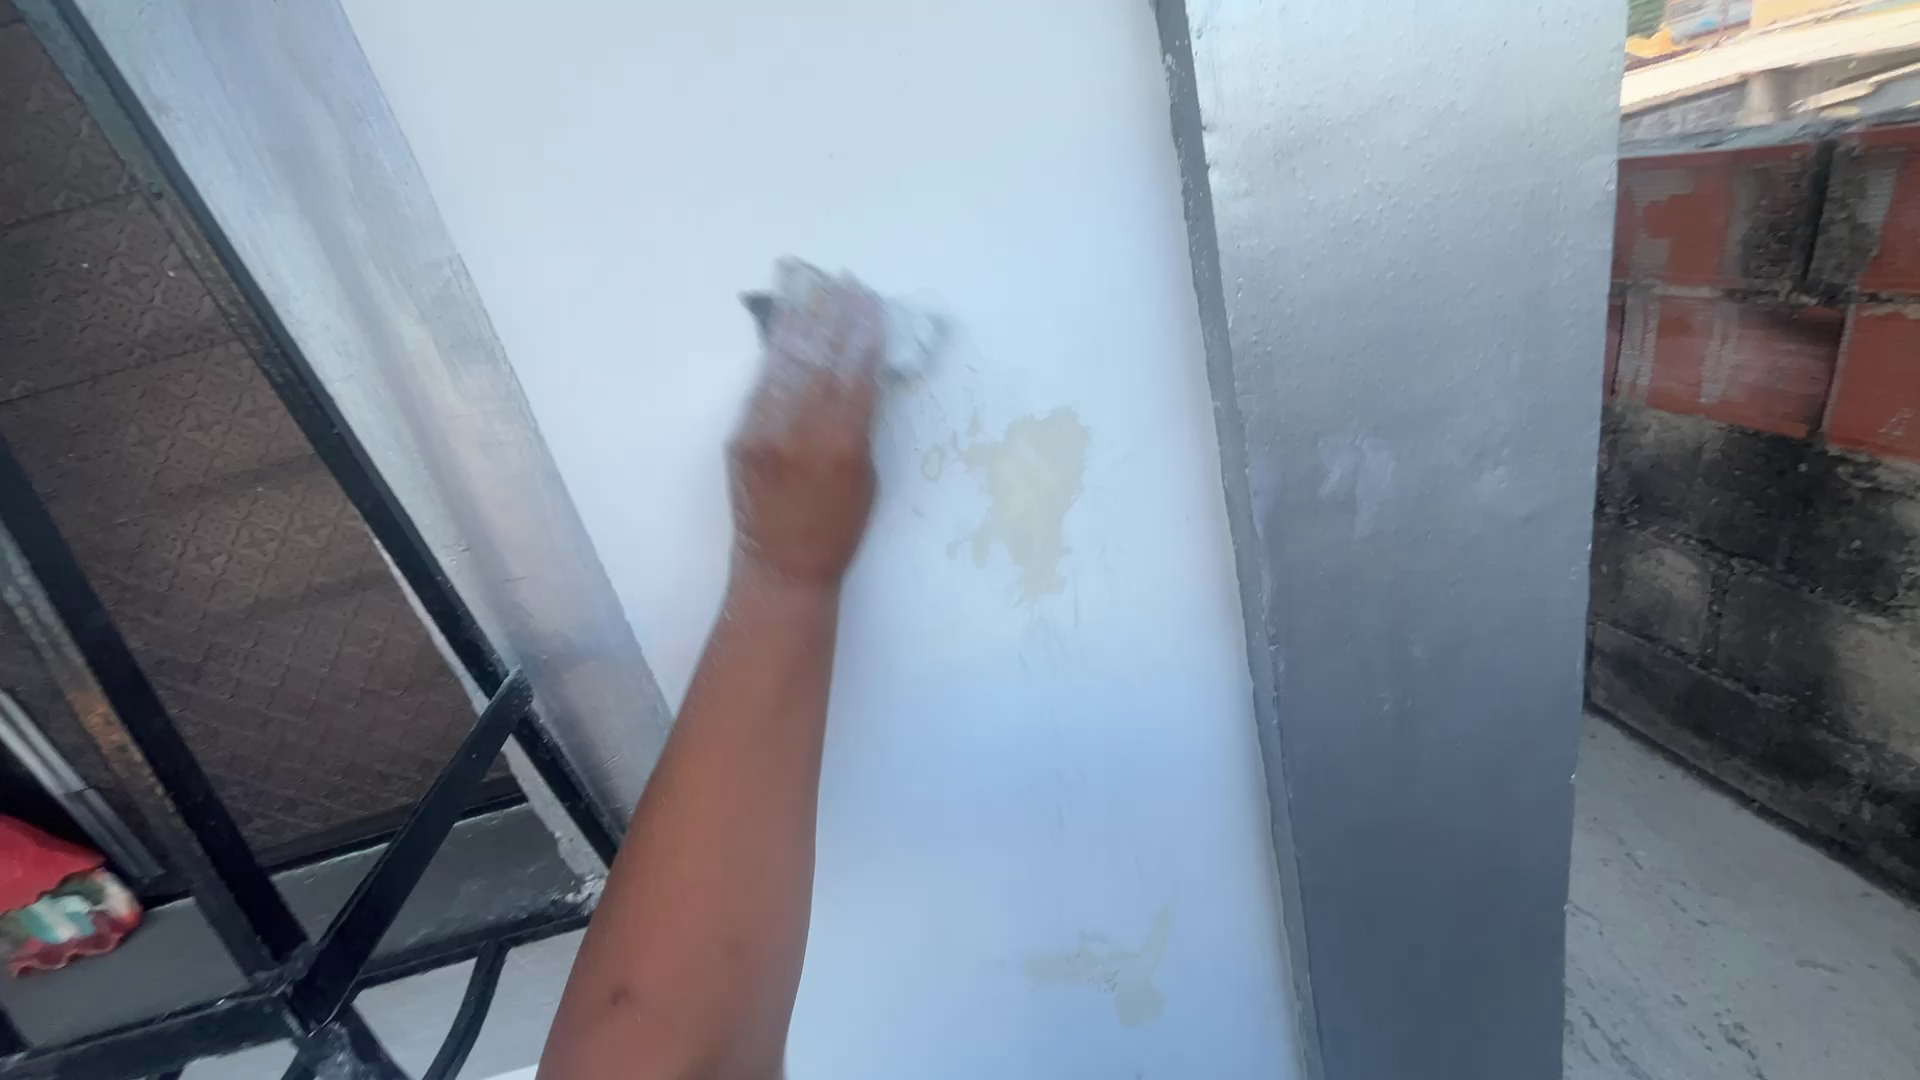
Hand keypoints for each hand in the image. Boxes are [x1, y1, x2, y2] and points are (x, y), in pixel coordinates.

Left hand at [728, 272, 885, 589]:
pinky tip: (787, 333)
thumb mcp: (868, 478)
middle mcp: (798, 429)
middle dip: (833, 317)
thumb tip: (861, 381)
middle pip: (818, 358)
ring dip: (802, 325)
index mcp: (840, 443)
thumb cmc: (839, 531)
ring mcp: (762, 430)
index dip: (863, 333)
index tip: (870, 302)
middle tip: (844, 284)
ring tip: (814, 294)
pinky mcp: (740, 436)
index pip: (854, 372)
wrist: (782, 567)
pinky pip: (762, 386)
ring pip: (784, 364)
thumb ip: (861, 426)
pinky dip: (777, 356)